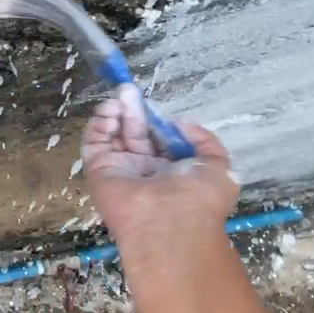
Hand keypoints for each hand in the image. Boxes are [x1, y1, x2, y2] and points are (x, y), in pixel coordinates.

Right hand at [82, 84, 238, 250]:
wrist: (169, 223)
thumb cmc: (198, 196)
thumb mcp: (219, 166)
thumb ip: (205, 140)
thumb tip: (181, 123)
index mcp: (171, 170)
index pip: (158, 137)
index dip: (154, 119)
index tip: (151, 103)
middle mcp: (144, 168)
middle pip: (133, 131)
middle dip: (132, 109)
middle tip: (129, 89)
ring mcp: (119, 168)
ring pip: (112, 134)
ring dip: (114, 113)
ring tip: (119, 99)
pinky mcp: (98, 168)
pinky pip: (94, 142)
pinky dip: (99, 124)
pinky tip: (110, 112)